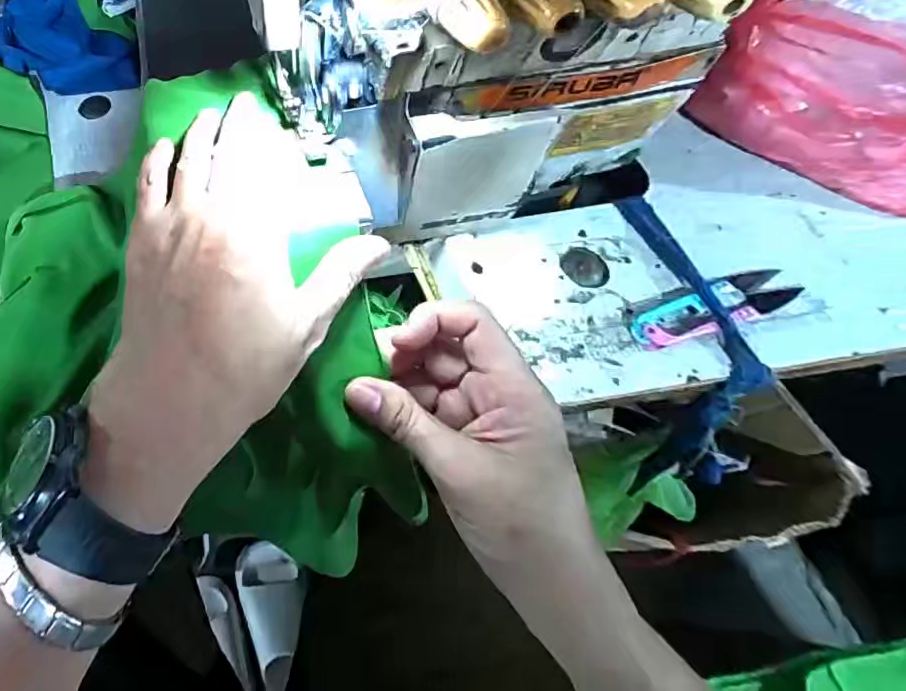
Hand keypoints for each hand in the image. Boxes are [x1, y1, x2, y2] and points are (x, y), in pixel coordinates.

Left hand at [86, 93, 390, 532]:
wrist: (167, 400)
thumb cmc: (244, 367)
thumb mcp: (305, 324)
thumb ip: (339, 275)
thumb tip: (378, 243)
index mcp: (255, 234)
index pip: (263, 167)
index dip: (265, 137)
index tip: (269, 118)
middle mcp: (211, 216)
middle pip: (223, 154)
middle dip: (233, 123)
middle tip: (240, 104)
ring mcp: (170, 225)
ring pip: (184, 161)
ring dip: (197, 133)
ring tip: (208, 117)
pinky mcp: (140, 240)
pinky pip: (146, 185)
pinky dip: (156, 161)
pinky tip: (164, 148)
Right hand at [343, 300, 596, 580]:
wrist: (553, 587)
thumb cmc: (519, 522)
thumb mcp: (457, 469)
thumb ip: (405, 423)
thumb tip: (351, 386)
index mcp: (511, 384)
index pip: (473, 322)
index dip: (432, 319)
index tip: (396, 346)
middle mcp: (496, 388)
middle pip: (447, 346)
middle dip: (406, 354)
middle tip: (365, 372)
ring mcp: (481, 413)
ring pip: (434, 377)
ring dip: (399, 382)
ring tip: (362, 393)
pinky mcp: (466, 438)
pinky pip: (430, 408)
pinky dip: (403, 409)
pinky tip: (375, 415)